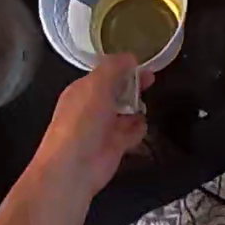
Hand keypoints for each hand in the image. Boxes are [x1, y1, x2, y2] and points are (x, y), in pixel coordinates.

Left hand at [29, 55, 151, 198]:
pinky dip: (138, 128)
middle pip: (117, 91)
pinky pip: (132, 132)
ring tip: (146, 102)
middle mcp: (92, 107)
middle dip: (133, 85)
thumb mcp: (96, 85)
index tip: (141, 63)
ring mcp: (104, 128)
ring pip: (126, 112)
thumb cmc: (82, 122)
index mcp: (83, 91)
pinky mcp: (115, 146)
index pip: (105, 74)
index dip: (122, 67)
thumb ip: (114, 68)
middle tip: (151, 79)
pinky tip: (142, 124)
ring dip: (137, 107)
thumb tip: (130, 57)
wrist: (74, 167)